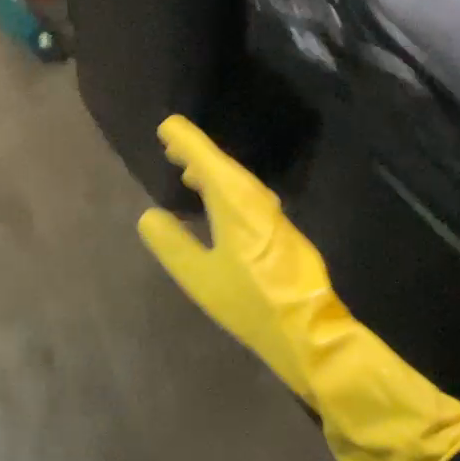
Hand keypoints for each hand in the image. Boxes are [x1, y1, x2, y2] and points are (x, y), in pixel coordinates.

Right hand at [137, 117, 313, 400]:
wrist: (310, 332)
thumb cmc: (250, 303)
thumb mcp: (200, 277)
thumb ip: (172, 244)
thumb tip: (149, 215)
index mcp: (236, 203)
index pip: (207, 159)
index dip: (186, 141)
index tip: (166, 127)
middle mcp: (257, 201)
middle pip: (224, 167)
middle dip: (197, 154)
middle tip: (171, 148)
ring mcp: (274, 217)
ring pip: (238, 183)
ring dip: (212, 173)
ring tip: (188, 173)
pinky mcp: (282, 234)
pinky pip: (248, 199)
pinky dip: (226, 191)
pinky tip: (216, 205)